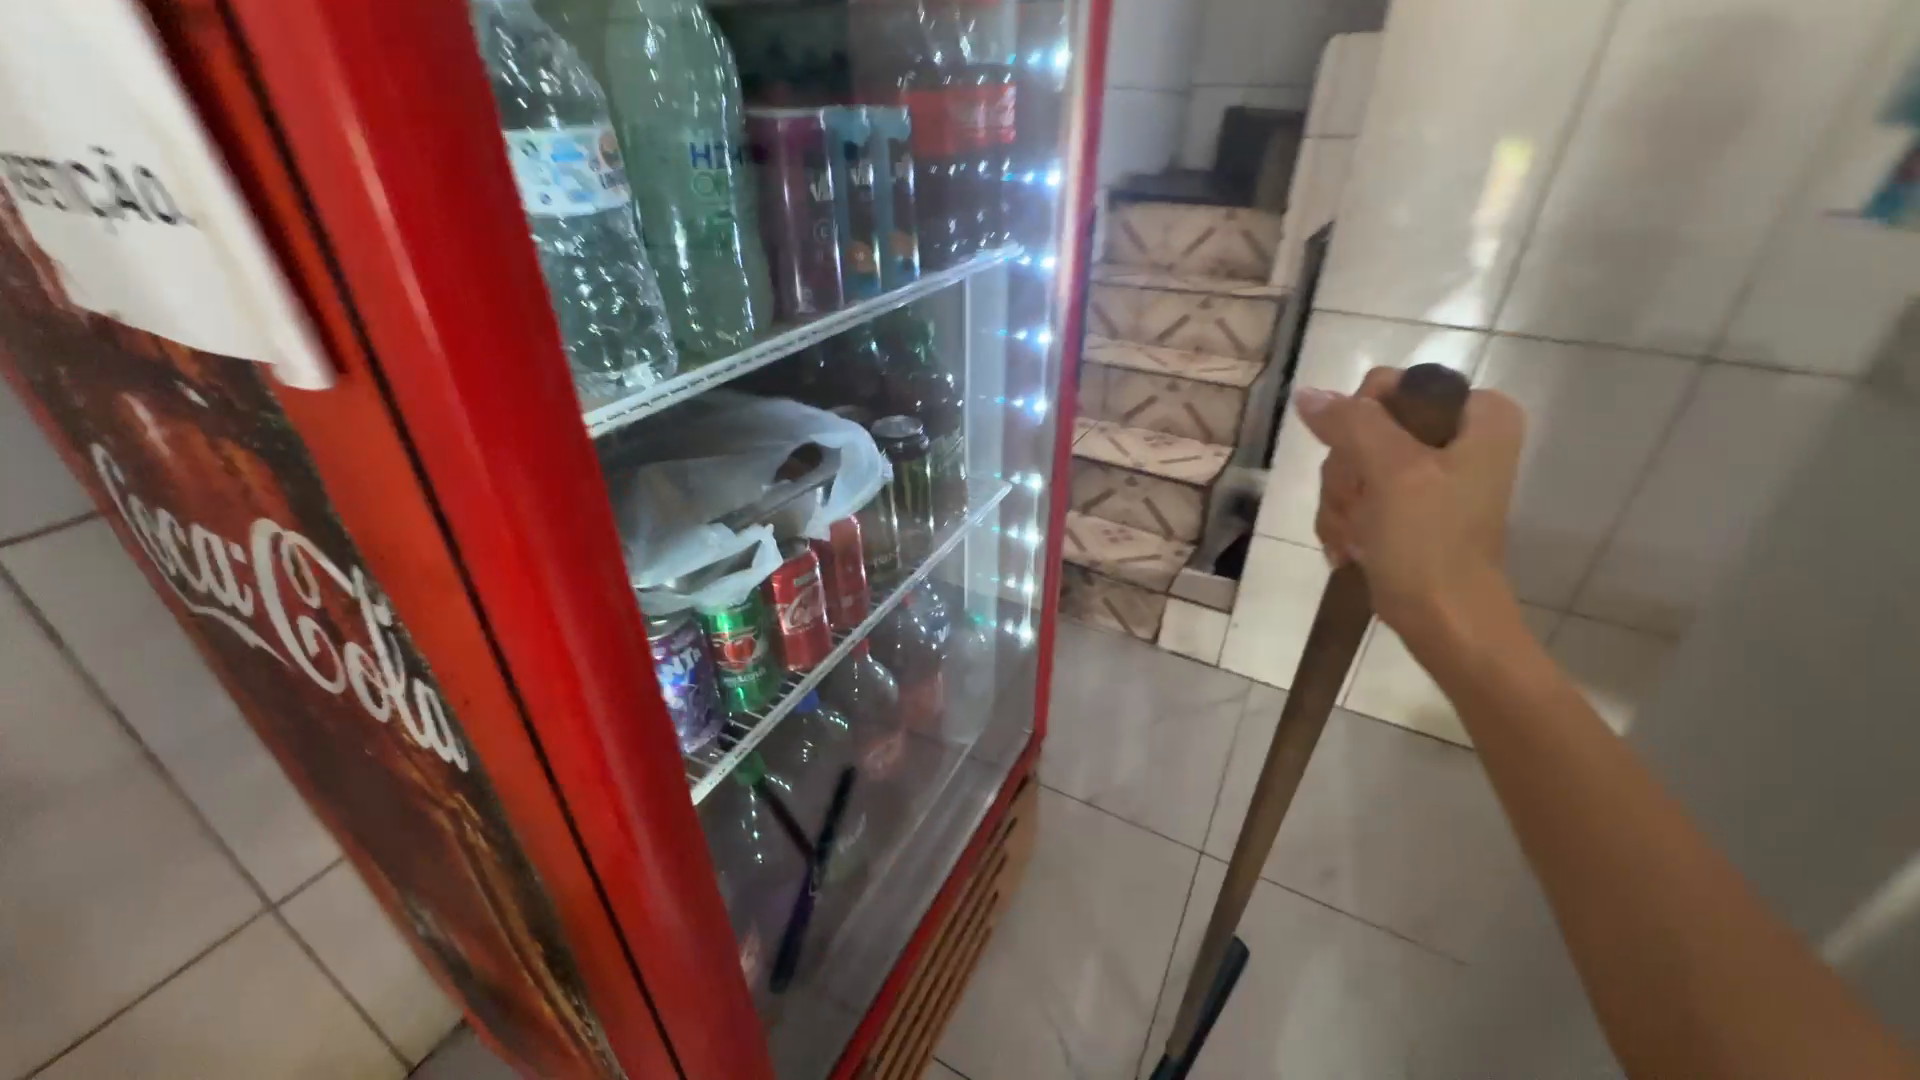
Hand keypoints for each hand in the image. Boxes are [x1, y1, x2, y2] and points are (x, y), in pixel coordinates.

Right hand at [1291, 367, 1524, 636]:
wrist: (1445, 621)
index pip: (1389, 387)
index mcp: (1477, 414)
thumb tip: (1307, 394)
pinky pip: (1356, 492)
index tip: (1365, 468)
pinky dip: (1345, 520)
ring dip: (1340, 503)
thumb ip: (1352, 422)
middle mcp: (1458, 434)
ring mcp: (1431, 472)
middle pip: (1364, 427)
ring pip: (1352, 462)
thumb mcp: (1392, 472)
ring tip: (1353, 538)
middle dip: (1348, 474)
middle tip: (1359, 509)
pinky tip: (1350, 547)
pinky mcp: (1409, 505)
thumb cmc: (1430, 543)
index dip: (1361, 423)